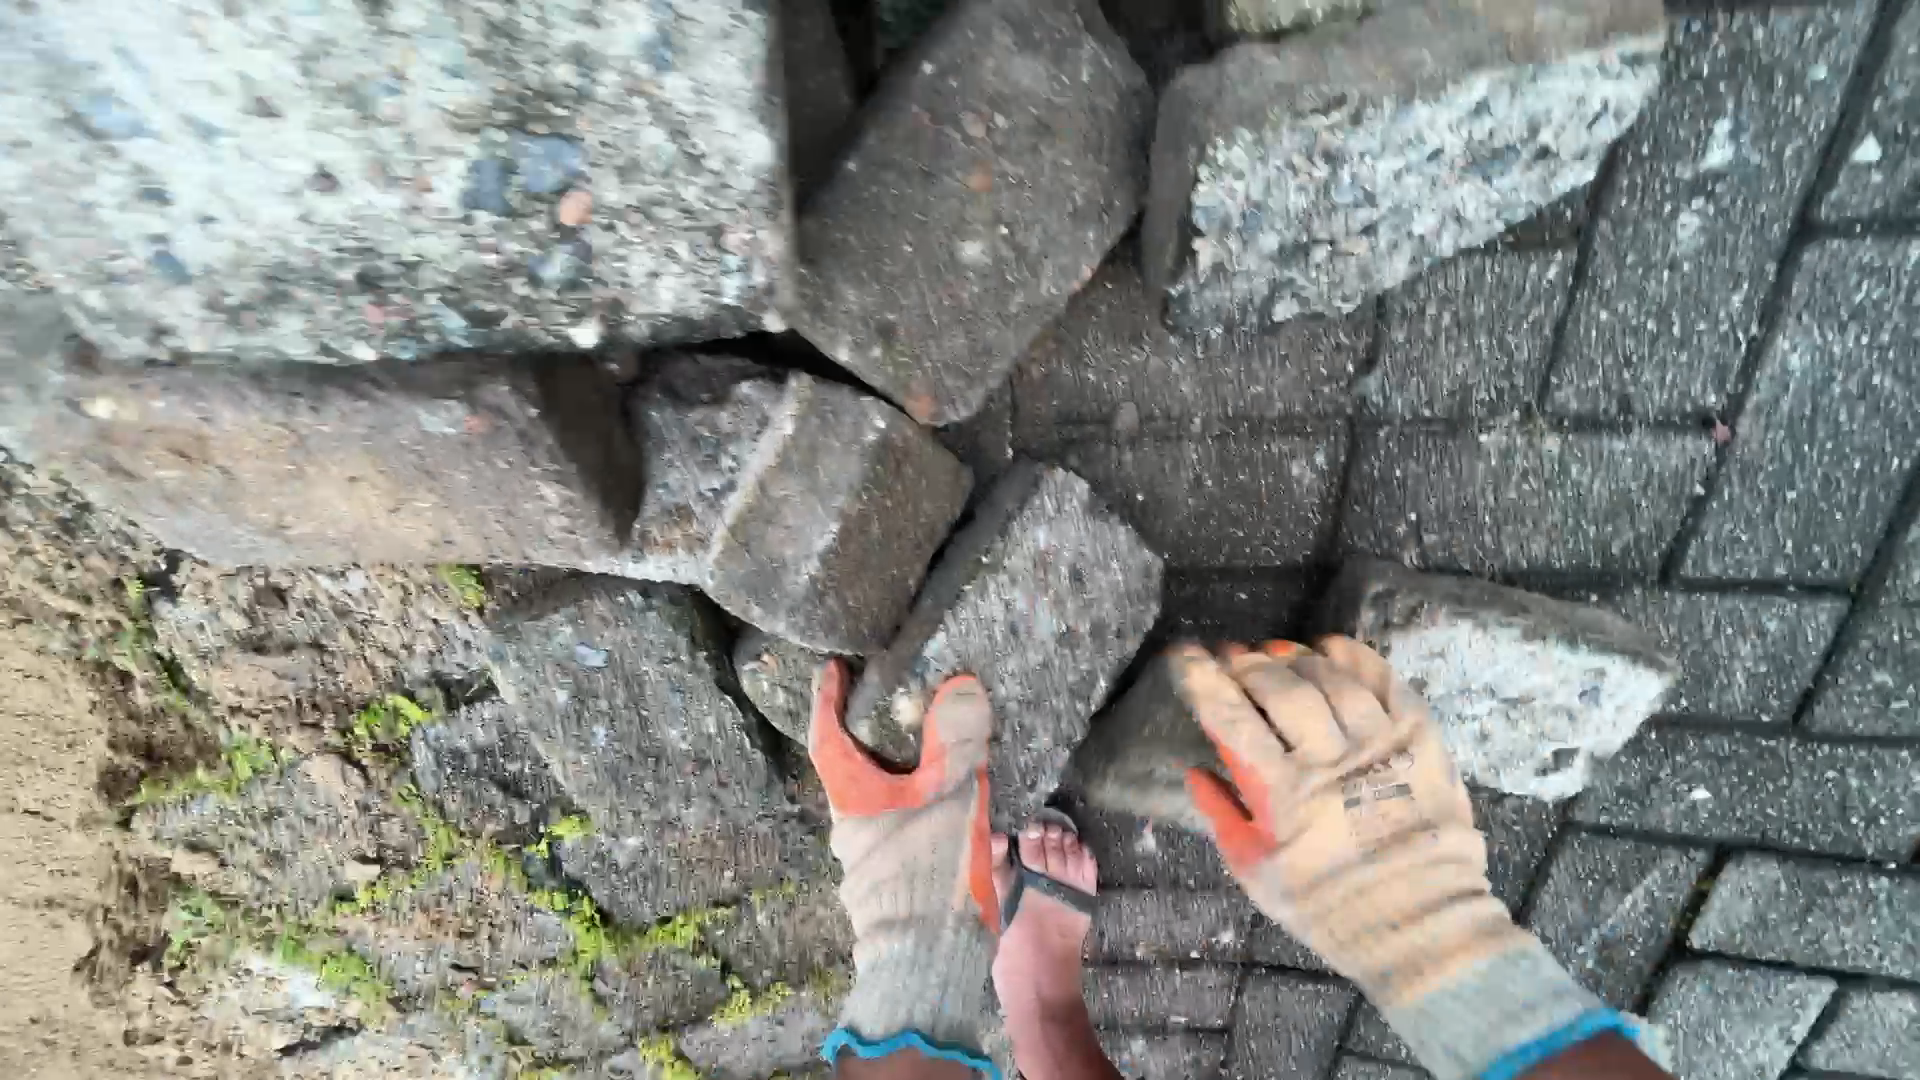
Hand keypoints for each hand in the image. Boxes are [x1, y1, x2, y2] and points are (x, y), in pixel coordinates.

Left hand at [809, 658, 999, 1058]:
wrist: (930, 964)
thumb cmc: (933, 872)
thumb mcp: (954, 797)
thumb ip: (958, 742)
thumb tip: (961, 685)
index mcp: (853, 799)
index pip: (826, 737)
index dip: (826, 699)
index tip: (831, 669)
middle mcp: (850, 824)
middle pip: (847, 764)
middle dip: (864, 730)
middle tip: (892, 698)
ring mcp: (866, 854)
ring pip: (873, 793)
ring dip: (892, 764)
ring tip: (924, 738)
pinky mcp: (888, 873)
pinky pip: (892, 816)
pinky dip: (910, 792)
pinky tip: (939, 788)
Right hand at [1174, 637, 1524, 1005]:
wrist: (1421, 927)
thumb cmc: (1325, 902)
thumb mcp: (1254, 869)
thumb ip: (1221, 815)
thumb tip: (1194, 771)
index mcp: (1282, 793)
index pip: (1232, 718)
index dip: (1203, 679)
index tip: (1185, 655)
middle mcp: (1330, 760)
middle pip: (1281, 688)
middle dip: (1249, 664)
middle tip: (1233, 656)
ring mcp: (1379, 746)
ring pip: (1331, 679)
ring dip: (1296, 658)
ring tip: (1276, 654)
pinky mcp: (1420, 742)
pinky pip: (1386, 683)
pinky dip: (1355, 658)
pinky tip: (1331, 651)